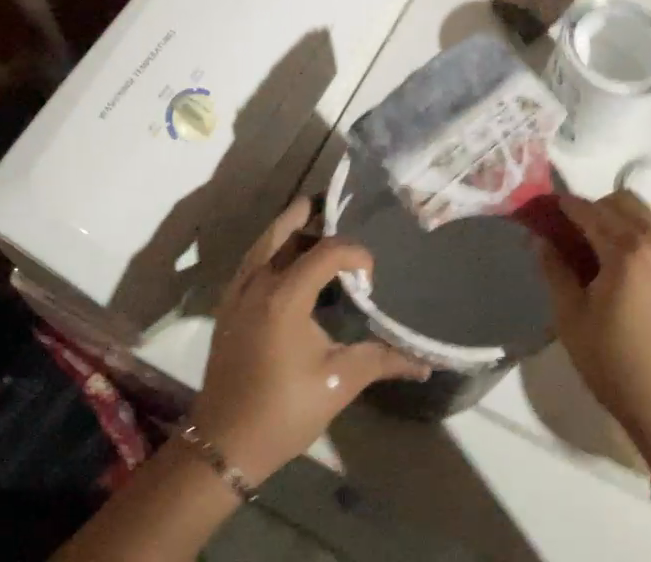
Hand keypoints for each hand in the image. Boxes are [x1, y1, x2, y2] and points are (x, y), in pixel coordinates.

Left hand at [191, 197, 428, 480]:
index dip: (354, 254)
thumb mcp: (339, 382)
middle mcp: (258, 284)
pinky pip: (248, 264)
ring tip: (307, 221)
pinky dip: (267, 250)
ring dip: (284, 230)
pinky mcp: (226, 310)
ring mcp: (236, 296)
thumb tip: (426, 361)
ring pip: (260, 246)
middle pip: (281, 233)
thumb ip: (382, 360)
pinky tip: (281, 261)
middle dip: (306, 217)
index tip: (371, 277)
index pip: (326, 252)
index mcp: (285, 297)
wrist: (224, 442)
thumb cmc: (284, 410)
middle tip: (330, 207)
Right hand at [535, 191, 650, 469]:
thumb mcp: (572, 321)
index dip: (562, 206)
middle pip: (623, 203)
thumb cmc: (619, 369)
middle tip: (573, 237)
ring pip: (649, 220)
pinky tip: (635, 278)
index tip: (543, 211)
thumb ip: (556, 271)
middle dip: (594, 209)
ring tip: (604, 259)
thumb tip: (543, 240)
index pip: (589, 210)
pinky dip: (646, 243)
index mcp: (628, 251)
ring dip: (622, 224)